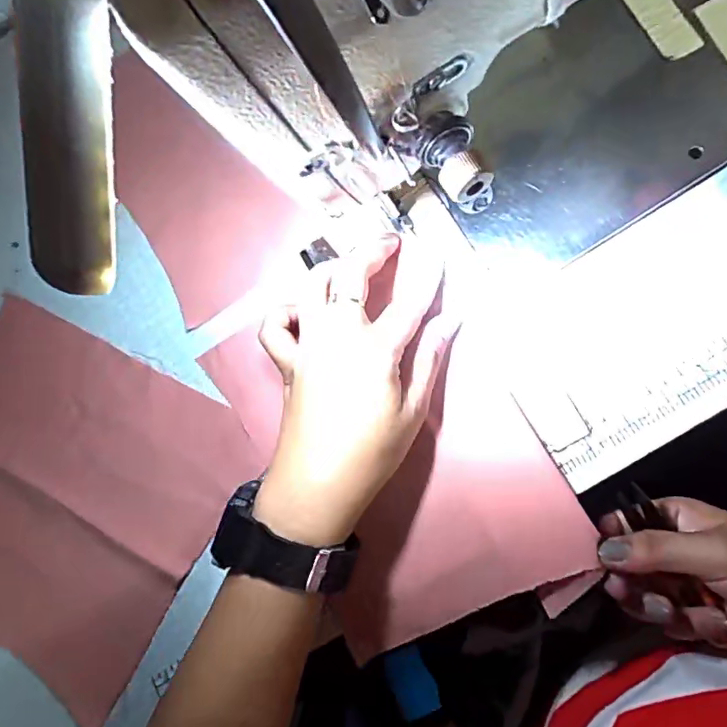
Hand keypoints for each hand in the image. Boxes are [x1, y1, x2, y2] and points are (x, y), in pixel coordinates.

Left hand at [254, 234, 458, 545]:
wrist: (316, 484)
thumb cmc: (373, 452)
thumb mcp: (413, 410)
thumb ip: (429, 359)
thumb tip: (449, 321)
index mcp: (376, 350)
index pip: (409, 302)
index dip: (427, 276)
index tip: (437, 255)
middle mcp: (338, 336)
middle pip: (351, 277)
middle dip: (373, 251)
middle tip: (391, 241)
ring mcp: (307, 345)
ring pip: (312, 287)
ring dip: (333, 268)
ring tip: (351, 266)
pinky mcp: (286, 361)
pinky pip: (276, 323)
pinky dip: (288, 309)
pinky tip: (305, 311)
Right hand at [597, 498, 726, 684]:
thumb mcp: (713, 553)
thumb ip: (656, 551)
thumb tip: (602, 549)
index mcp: (680, 518)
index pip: (629, 521)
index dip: (610, 539)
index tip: (596, 562)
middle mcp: (678, 549)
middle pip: (629, 564)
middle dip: (634, 583)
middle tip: (639, 594)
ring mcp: (687, 586)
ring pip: (645, 598)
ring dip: (664, 608)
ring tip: (687, 610)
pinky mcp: (699, 620)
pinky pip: (671, 624)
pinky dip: (693, 628)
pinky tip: (722, 626)